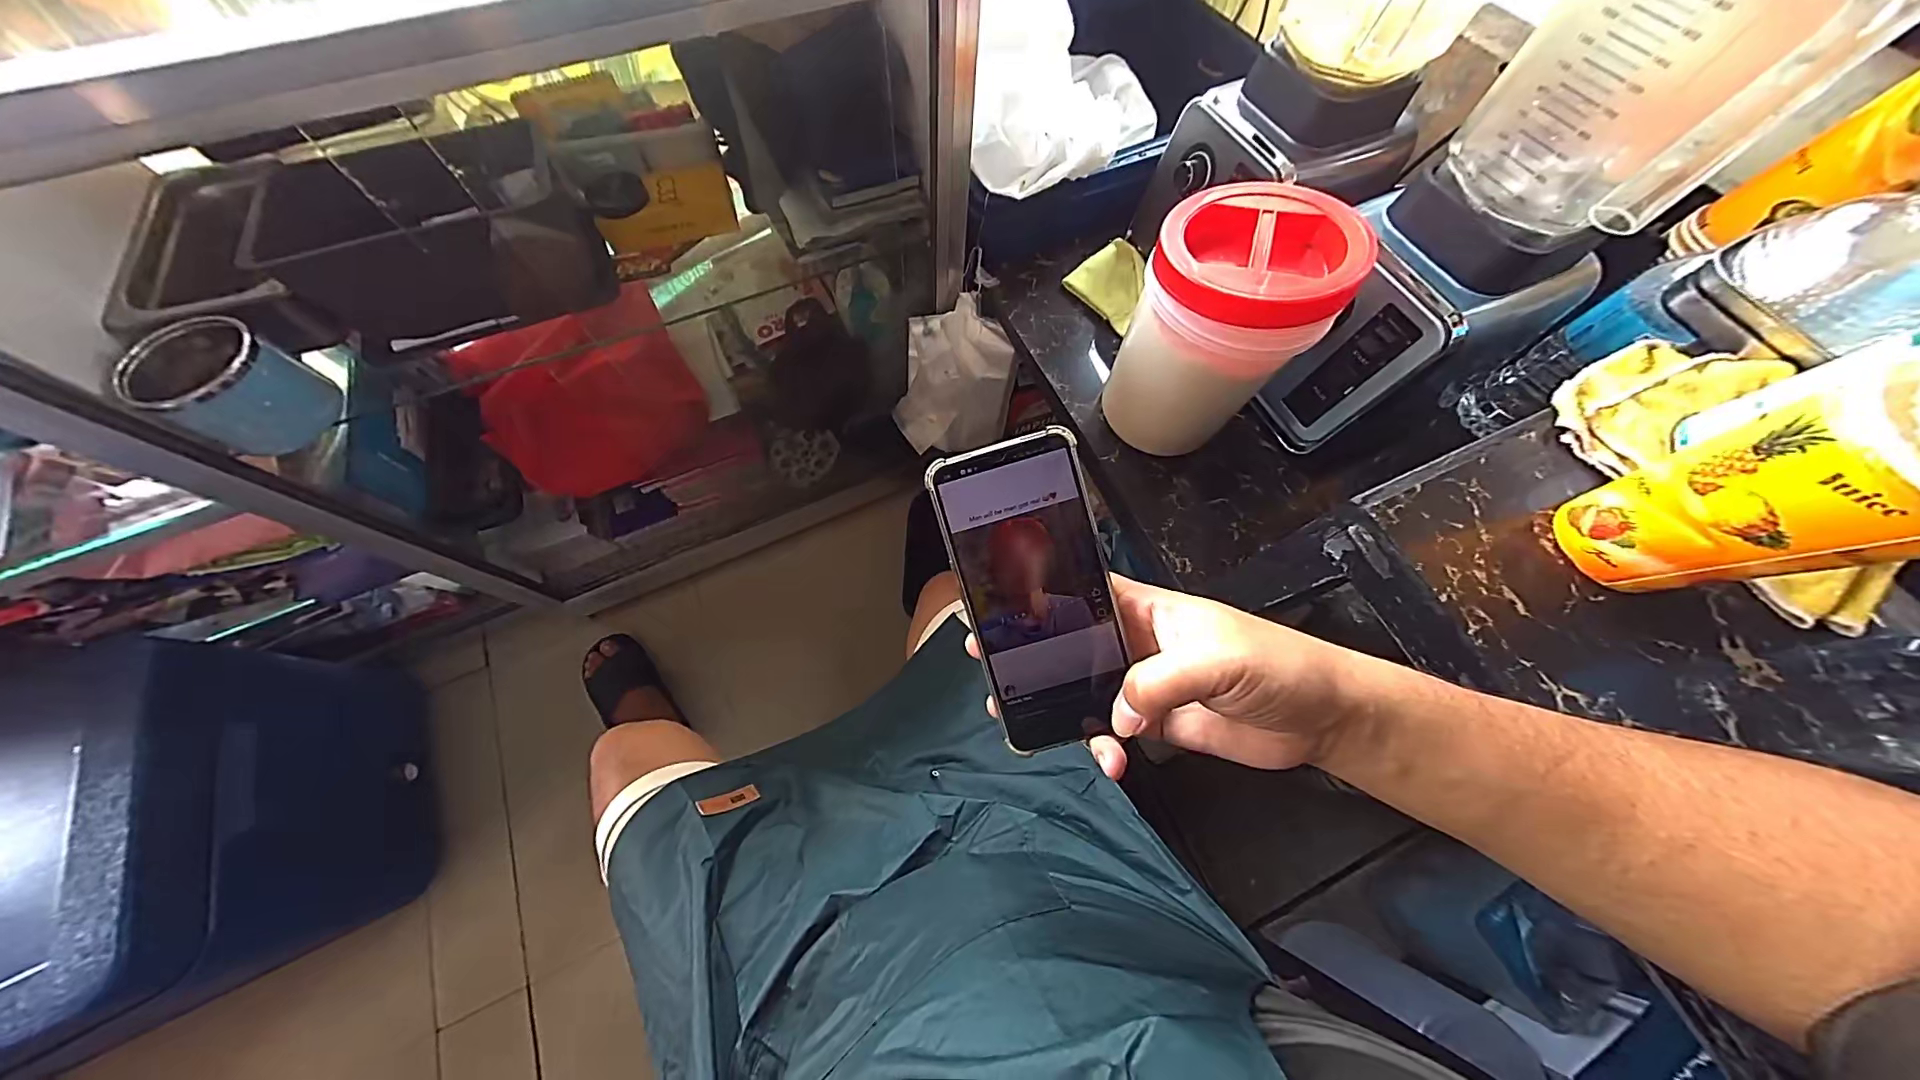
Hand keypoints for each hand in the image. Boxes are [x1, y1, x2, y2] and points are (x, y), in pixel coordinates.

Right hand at [968, 575, 1375, 780]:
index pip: (1085, 592)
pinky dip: (1103, 745)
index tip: (1003, 610)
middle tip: (996, 670)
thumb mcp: (1217, 660)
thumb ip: (1159, 680)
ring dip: (1061, 709)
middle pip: (1073, 645)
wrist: (1320, 719)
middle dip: (1035, 658)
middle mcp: (1138, 642)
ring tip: (1032, 724)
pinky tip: (1111, 759)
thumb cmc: (1279, 664)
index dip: (1043, 597)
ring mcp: (1145, 683)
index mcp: (1147, 609)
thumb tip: (1117, 713)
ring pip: (1086, 691)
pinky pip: (1112, 731)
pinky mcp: (1157, 720)